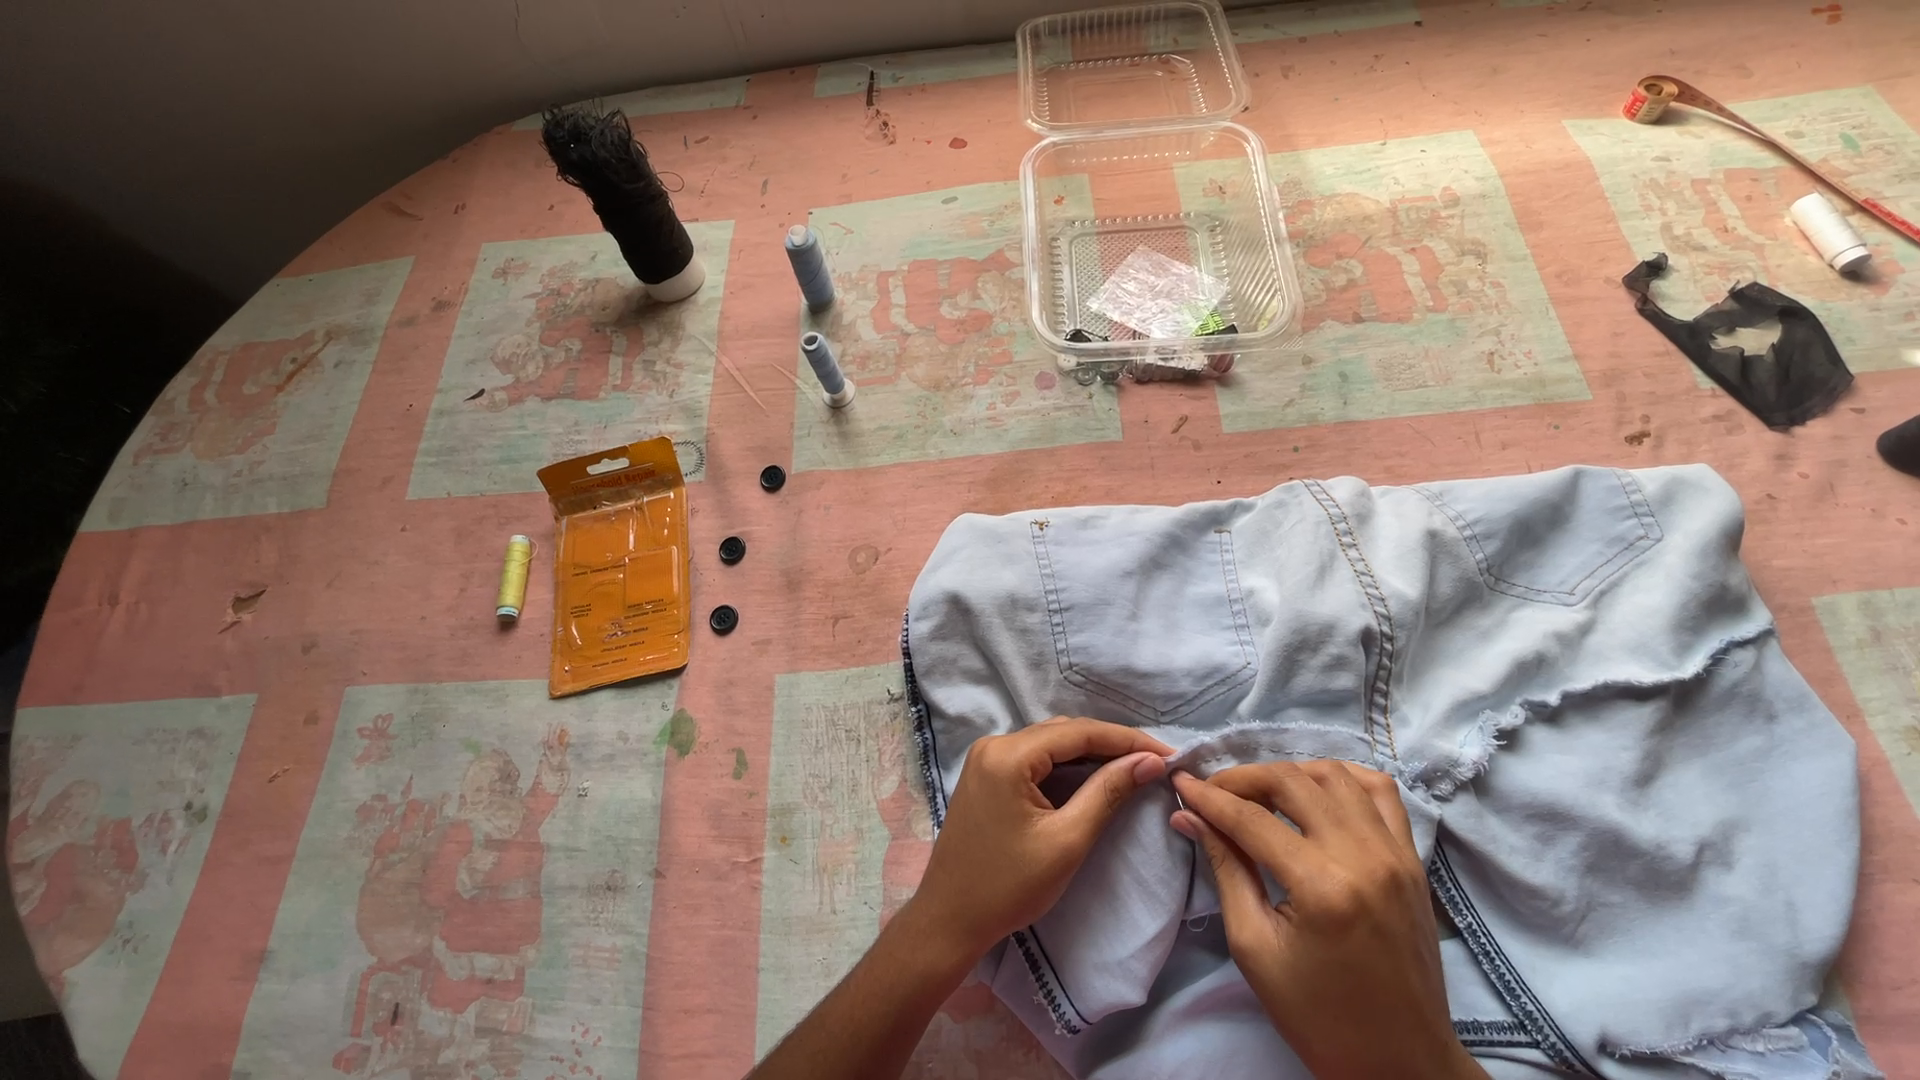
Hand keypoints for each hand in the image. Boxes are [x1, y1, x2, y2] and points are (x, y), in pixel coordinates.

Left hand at [902, 717, 1171, 964]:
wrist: (949, 919)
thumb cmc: (1008, 886)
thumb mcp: (1067, 840)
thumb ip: (1108, 793)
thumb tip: (1149, 761)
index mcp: (1008, 755)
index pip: (1078, 732)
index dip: (1127, 739)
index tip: (1168, 753)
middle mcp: (994, 745)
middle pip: (1064, 732)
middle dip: (1111, 744)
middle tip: (1155, 762)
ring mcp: (986, 759)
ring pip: (1050, 743)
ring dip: (1091, 753)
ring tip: (1134, 766)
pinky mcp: (987, 775)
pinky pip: (1035, 758)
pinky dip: (1067, 765)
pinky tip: (1095, 776)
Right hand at [1170, 762, 1485, 1079]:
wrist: (1401, 1060)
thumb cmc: (1317, 1015)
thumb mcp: (1254, 946)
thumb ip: (1226, 869)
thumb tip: (1189, 816)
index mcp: (1322, 886)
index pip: (1252, 819)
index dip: (1210, 797)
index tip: (1180, 783)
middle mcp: (1364, 856)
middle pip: (1293, 782)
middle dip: (1244, 778)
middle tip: (1213, 790)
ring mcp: (1396, 853)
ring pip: (1336, 775)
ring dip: (1290, 773)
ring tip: (1258, 792)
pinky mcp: (1412, 859)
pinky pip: (1381, 792)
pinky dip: (1343, 777)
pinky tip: (1315, 791)